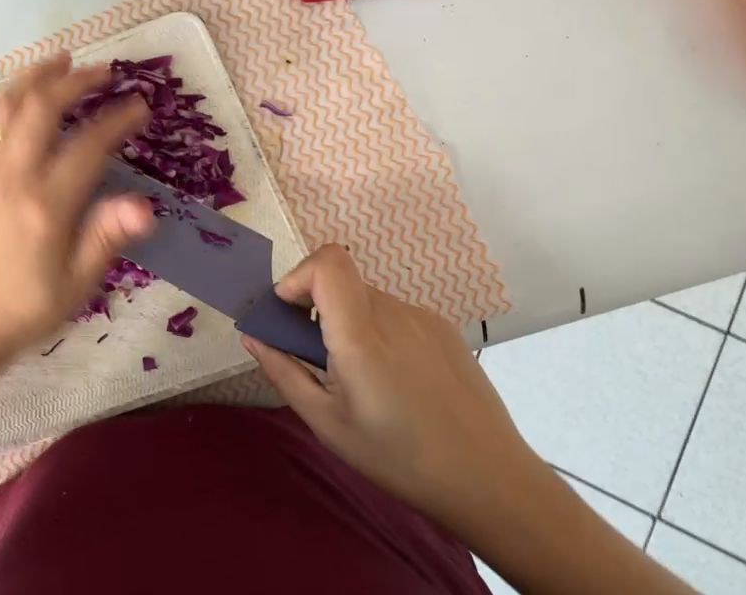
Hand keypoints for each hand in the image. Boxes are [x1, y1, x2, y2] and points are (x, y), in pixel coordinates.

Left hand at [0, 55, 155, 367]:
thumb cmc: (24, 309)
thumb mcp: (76, 285)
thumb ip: (107, 238)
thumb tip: (146, 204)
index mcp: (45, 206)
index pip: (88, 145)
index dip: (117, 119)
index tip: (139, 106)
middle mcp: (11, 178)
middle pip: (42, 109)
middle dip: (74, 81)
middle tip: (103, 70)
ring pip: (6, 107)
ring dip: (34, 77)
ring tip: (61, 60)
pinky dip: (5, 100)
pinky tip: (19, 95)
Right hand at [243, 245, 548, 526]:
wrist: (492, 483)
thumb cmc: (399, 459)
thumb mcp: (327, 424)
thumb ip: (284, 372)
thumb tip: (253, 335)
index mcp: (362, 336)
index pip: (328, 262)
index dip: (298, 276)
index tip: (288, 314)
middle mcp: (394, 314)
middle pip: (341, 283)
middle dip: (315, 308)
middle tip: (316, 357)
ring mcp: (424, 319)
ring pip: (366, 300)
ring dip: (347, 323)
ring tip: (361, 378)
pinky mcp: (445, 331)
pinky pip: (395, 315)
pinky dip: (378, 332)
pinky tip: (395, 381)